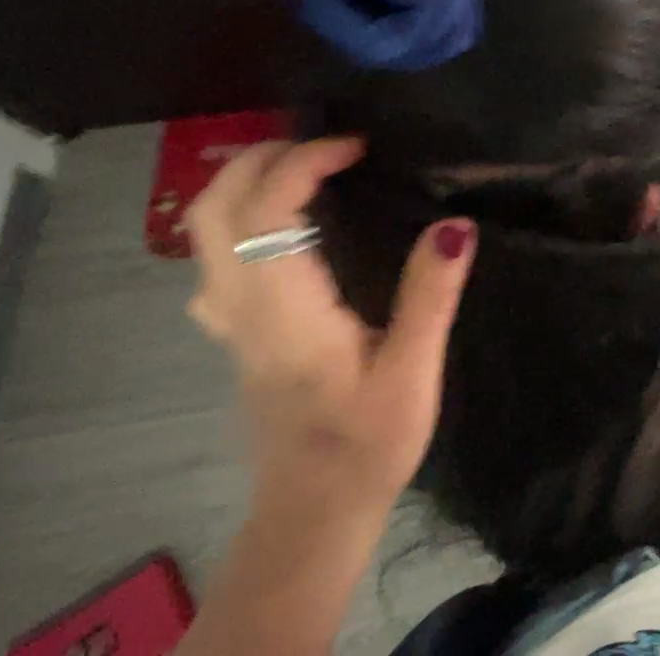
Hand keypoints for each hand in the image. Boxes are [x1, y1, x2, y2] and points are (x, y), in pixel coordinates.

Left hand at [187, 138, 472, 508]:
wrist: (312, 512)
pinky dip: (239, 220)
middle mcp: (243, 305)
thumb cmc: (365, 445)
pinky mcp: (238, 335)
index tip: (356, 147)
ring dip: (242, 183)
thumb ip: (429, 296)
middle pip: (214, 208)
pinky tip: (283, 230)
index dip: (303, 161)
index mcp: (285, 308)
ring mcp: (231, 322)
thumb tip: (456, 226)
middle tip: (327, 147)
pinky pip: (215, 259)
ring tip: (304, 170)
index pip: (267, 208)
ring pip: (203, 232)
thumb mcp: (411, 373)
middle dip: (262, 158)